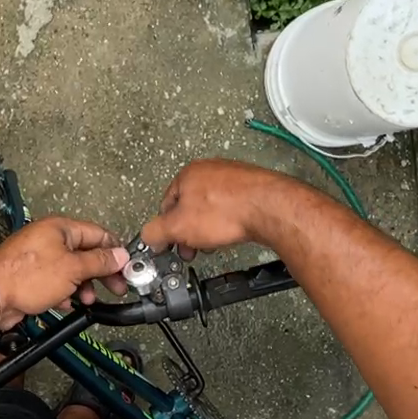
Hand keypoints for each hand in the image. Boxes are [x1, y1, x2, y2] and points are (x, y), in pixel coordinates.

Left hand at [0, 217, 129, 329]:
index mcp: (60, 228)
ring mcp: (38, 258)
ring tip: (87, 299)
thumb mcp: (72, 268)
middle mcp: (48, 239)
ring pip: (70, 270)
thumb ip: (99, 261)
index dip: (115, 250)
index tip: (125, 266)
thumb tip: (119, 255)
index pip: (98, 233)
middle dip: (101, 272)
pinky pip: (55, 282)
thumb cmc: (24, 276)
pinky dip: (64, 292)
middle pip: (85, 253)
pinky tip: (65, 302)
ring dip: (82, 286)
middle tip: (115, 286)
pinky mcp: (30, 276)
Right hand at [139, 159, 302, 257]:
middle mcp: (210, 170)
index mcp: (187, 174)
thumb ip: (156, 232)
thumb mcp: (178, 227)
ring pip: (211, 208)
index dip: (167, 228)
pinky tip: (233, 232)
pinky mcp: (251, 187)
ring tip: (214, 243)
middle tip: (192, 248)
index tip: (171, 244)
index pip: (166, 204)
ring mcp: (232, 177)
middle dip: (189, 230)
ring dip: (209, 228)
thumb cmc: (228, 211)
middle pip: (189, 206)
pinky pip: (231, 208)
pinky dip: (229, 222)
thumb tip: (148, 236)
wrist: (269, 208)